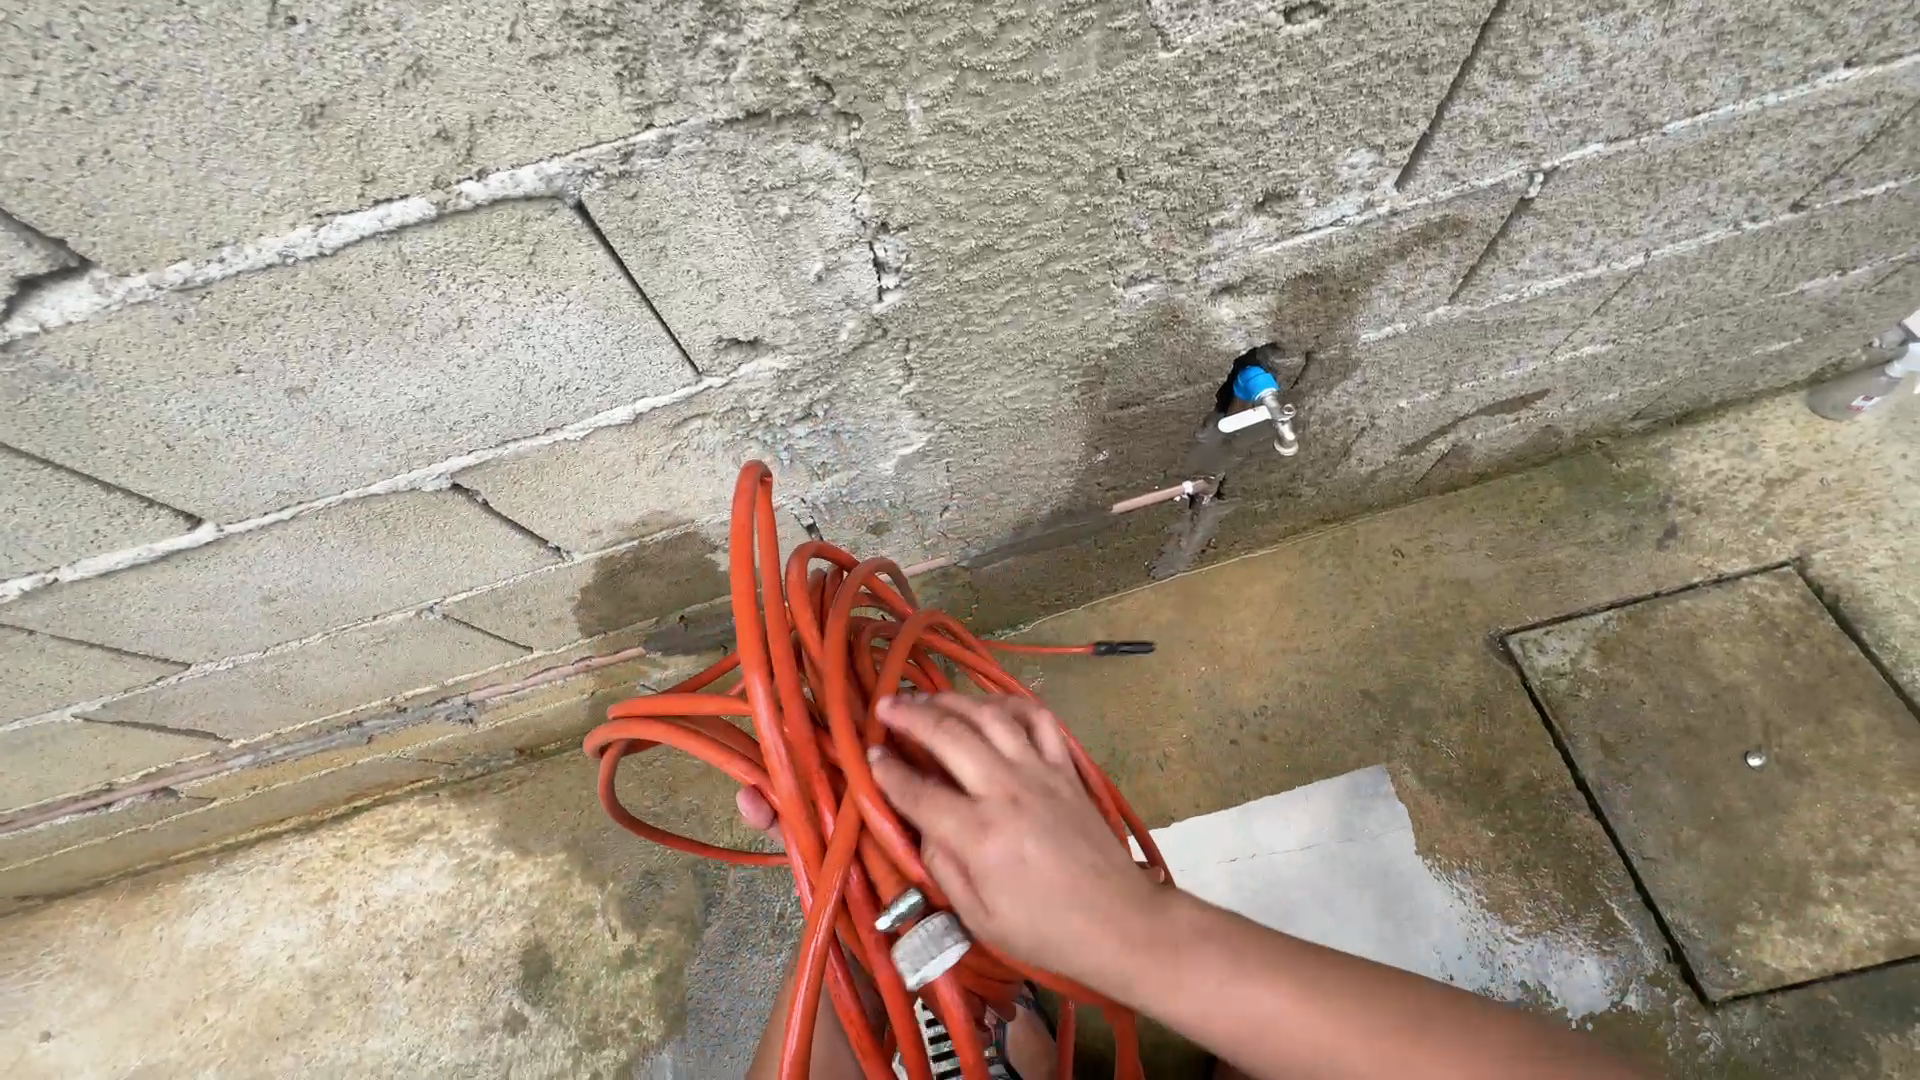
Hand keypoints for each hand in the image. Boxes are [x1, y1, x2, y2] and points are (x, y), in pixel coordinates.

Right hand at [868, 693, 1162, 984]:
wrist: (1118, 921)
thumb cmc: (1043, 930)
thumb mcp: (978, 917)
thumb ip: (942, 864)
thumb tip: (920, 822)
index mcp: (979, 835)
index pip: (918, 791)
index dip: (886, 770)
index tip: (868, 754)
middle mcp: (1006, 791)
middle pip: (948, 735)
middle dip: (909, 715)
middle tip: (885, 705)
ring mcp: (1039, 772)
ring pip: (990, 715)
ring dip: (953, 699)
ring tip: (926, 696)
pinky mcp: (1065, 767)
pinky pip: (1037, 718)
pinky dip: (1008, 703)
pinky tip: (988, 705)